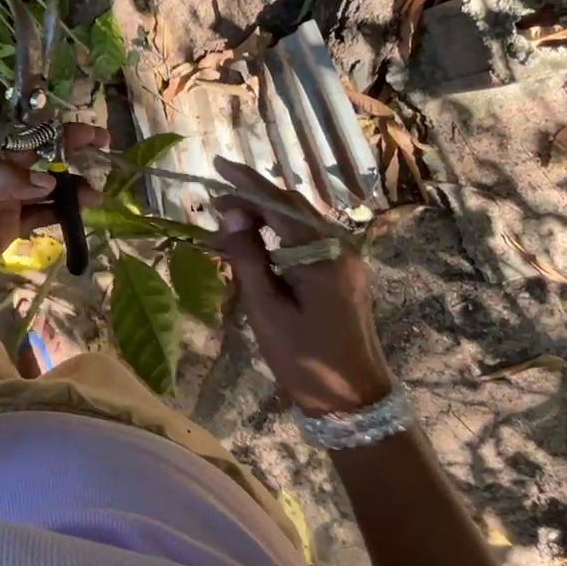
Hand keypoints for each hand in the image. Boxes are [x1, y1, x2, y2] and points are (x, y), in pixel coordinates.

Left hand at [0, 123, 109, 325]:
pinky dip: (62, 211)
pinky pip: (41, 214)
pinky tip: (80, 214)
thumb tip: (48, 178)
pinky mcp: (8, 228)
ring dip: (71, 187)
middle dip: (70, 151)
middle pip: (40, 157)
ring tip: (95, 197)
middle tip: (105, 148)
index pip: (23, 137)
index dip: (54, 131)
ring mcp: (3, 202)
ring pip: (46, 187)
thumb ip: (0, 180)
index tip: (87, 133)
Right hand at [211, 157, 392, 416]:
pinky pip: (306, 238)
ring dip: (262, 214)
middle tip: (213, 199)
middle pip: (291, 207)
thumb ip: (247, 256)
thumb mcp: (265, 307)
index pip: (279, 204)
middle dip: (251, 197)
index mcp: (322, 254)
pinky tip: (254, 239)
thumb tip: (230, 213)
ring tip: (226, 218)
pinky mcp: (342, 273)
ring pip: (298, 220)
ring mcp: (344, 260)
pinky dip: (277, 231)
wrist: (353, 401)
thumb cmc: (304, 357)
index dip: (246, 182)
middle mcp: (339, 248)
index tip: (217, 164)